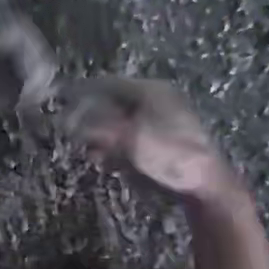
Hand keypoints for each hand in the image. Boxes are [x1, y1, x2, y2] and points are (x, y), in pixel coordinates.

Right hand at [64, 77, 241, 202]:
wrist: (207, 184)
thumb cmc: (168, 154)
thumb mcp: (127, 139)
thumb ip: (96, 129)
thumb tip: (66, 122)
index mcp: (150, 91)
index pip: (108, 83)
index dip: (82, 92)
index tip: (61, 101)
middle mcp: (157, 101)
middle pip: (114, 103)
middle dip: (91, 117)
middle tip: (71, 131)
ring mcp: (163, 123)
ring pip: (122, 123)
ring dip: (103, 136)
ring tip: (88, 150)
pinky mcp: (165, 145)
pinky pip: (133, 140)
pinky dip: (116, 149)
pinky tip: (106, 162)